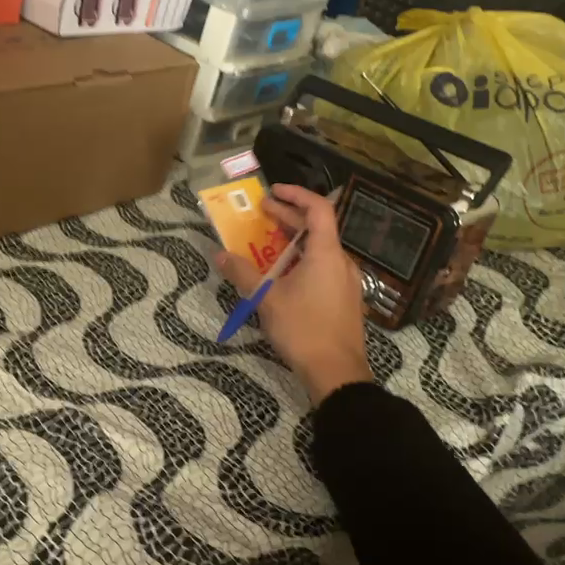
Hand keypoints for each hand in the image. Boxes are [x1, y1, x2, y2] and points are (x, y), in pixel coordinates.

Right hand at [215, 184, 372, 403]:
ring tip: (265, 244)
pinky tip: (281, 276)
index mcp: (327, 254)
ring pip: (319, 250)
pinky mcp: (343, 300)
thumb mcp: (266, 299)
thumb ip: (243, 273)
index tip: (272, 191)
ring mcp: (345, 282)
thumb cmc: (303, 329)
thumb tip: (219, 254)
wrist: (337, 373)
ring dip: (292, 242)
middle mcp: (341, 262)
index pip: (319, 209)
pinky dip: (301, 261)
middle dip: (287, 218)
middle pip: (317, 229)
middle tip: (260, 214)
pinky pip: (322, 268)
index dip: (296, 194)